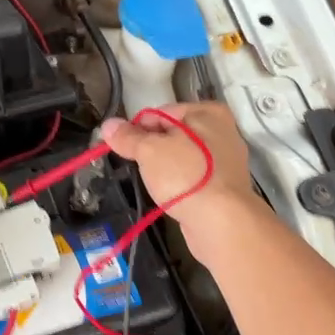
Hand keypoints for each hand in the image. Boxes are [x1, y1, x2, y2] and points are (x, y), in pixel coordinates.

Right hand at [100, 102, 262, 243]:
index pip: (160, 113)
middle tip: (139, 166)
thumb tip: (108, 125)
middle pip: (173, 135)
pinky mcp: (225, 186)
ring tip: (155, 184)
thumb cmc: (185, 175)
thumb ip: (128, 137)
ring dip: (166, 168)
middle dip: (153, 149)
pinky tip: (172, 196)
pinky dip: (181, 184)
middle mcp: (222, 131)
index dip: (139, 129)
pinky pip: (194, 178)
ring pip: (183, 158)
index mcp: (207, 112)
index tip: (125, 147)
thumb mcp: (149, 150)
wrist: (221, 222)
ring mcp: (227, 160)